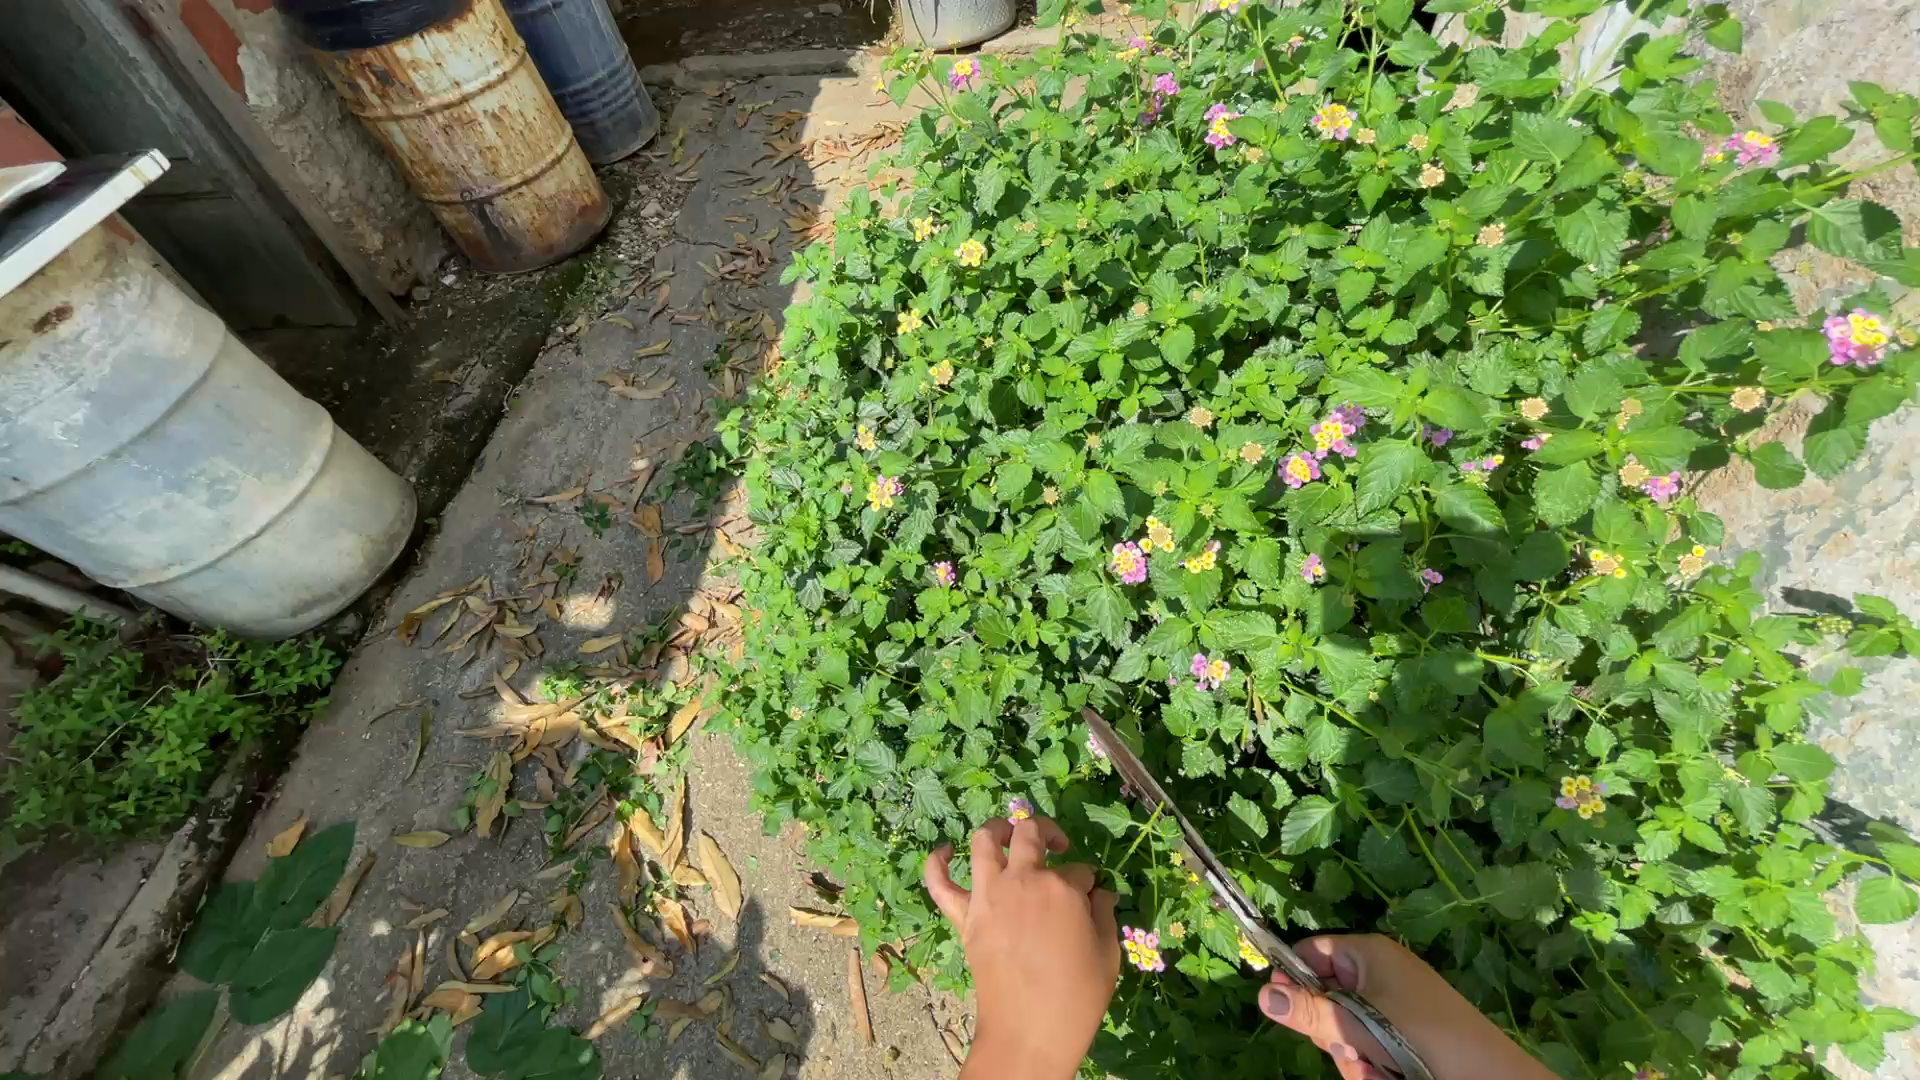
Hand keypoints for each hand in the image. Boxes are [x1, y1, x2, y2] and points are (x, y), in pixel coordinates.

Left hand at [924, 816, 1120, 1079]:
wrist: (1030, 1034)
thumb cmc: (1076, 998)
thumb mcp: (1107, 955)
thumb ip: (1104, 915)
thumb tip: (1101, 893)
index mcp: (1061, 888)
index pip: (1079, 870)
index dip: (1088, 881)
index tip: (1091, 896)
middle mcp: (1022, 880)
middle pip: (1030, 833)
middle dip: (1047, 831)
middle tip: (1058, 847)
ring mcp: (989, 895)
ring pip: (984, 840)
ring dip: (997, 830)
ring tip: (1009, 836)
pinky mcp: (964, 916)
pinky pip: (940, 883)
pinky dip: (936, 863)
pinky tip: (944, 851)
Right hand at [1258, 934, 1559, 1079]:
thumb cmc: (1429, 1040)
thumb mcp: (1363, 1027)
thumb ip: (1312, 1013)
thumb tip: (1262, 995)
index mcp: (1368, 954)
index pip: (1311, 952)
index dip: (1294, 978)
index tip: (1284, 1009)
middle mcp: (1379, 974)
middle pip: (1326, 997)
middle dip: (1331, 1034)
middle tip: (1349, 1054)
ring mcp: (1395, 1007)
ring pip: (1347, 1030)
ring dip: (1353, 1059)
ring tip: (1376, 1076)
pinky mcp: (1408, 1037)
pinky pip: (1371, 1047)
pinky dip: (1373, 1068)